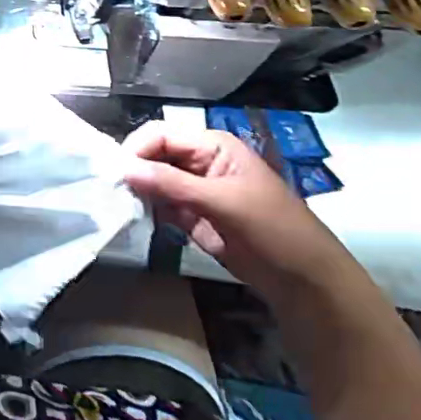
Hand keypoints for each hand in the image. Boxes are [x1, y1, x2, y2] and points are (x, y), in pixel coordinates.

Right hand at [122, 122, 359, 303]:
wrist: (308, 284)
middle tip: (112, 188)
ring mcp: (197, 190)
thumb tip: (124, 169)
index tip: (116, 171)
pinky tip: (136, 216)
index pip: (162, 134)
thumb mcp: (223, 202)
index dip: (137, 148)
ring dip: (139, 190)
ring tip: (119, 202)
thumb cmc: (274, 230)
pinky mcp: (193, 216)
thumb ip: (172, 184)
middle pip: (155, 154)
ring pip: (154, 180)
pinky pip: (161, 205)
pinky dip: (148, 209)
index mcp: (213, 146)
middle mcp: (201, 161)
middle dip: (134, 169)